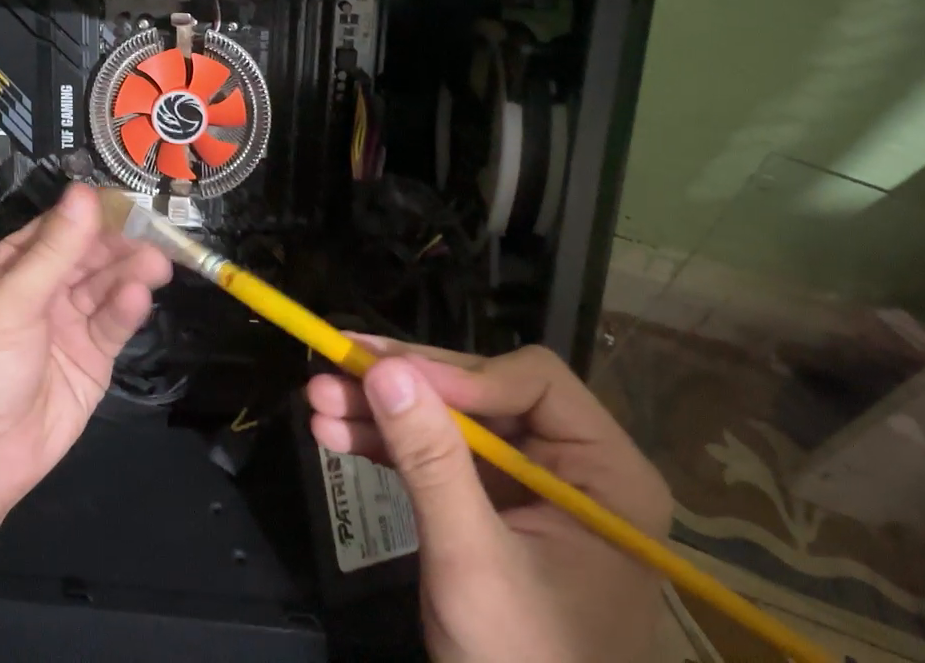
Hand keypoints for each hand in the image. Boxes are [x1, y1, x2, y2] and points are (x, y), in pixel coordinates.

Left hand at [0, 183, 171, 535]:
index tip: (128, 201)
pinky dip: (127, 310)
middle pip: (90, 257)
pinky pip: (114, 325)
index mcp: (11, 269)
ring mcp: (70, 325)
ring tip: (156, 266)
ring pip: (107, 288)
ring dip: (130, 274)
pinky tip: (139, 298)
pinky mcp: (94, 359)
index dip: (91, 216)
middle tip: (154, 239)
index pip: (58, 230)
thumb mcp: (11, 303)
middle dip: (119, 247)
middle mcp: (43, 291)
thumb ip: (54, 250)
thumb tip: (85, 192)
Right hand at [306, 339, 671, 662]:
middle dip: (405, 385)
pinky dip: (389, 446)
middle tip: (335, 363)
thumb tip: (385, 368)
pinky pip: (439, 458)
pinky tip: (336, 434)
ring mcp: (529, 488)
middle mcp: (573, 466)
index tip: (386, 374)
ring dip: (384, 412)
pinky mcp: (492, 508)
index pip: (533, 382)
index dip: (458, 374)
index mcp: (606, 473)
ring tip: (318, 397)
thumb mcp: (472, 561)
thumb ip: (431, 461)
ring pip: (451, 421)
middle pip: (483, 394)